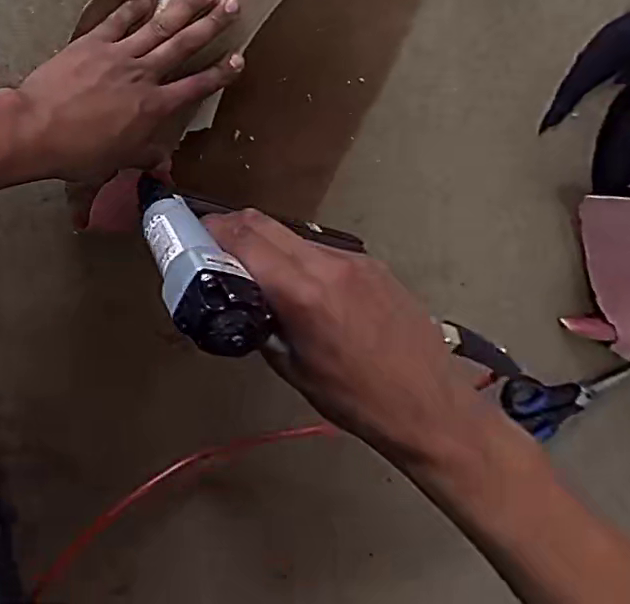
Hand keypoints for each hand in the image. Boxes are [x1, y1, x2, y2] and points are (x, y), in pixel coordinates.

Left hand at [13, 0, 242, 182]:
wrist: (36, 129)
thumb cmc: (76, 152)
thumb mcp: (116, 161)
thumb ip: (144, 155)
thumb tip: (163, 163)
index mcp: (153, 106)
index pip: (196, 86)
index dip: (220, 73)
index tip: (239, 58)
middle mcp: (143, 75)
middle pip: (185, 45)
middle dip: (211, 24)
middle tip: (233, 4)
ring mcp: (119, 55)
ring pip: (160, 26)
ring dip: (185, 5)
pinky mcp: (92, 42)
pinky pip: (117, 20)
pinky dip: (133, 8)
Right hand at [206, 211, 497, 466]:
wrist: (434, 408)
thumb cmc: (361, 401)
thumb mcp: (295, 369)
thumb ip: (262, 324)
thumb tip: (241, 302)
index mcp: (304, 294)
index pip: (245, 240)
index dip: (213, 231)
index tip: (195, 234)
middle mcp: (328, 265)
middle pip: (264, 222)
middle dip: (232, 227)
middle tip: (214, 245)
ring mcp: (353, 260)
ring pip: (292, 233)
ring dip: (265, 241)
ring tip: (256, 267)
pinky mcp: (372, 264)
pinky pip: (321, 248)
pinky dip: (298, 255)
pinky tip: (301, 283)